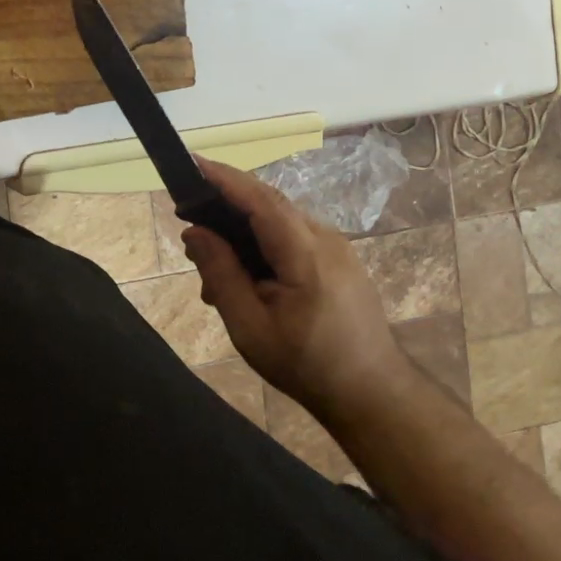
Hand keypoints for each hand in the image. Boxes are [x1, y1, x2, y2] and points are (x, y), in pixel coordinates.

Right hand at [181, 157, 412, 421]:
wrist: (374, 396)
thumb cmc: (307, 366)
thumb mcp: (250, 328)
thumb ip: (221, 275)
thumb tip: (194, 232)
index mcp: (306, 255)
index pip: (260, 200)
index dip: (224, 179)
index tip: (191, 163)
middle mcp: (325, 240)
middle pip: (269, 203)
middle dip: (225, 202)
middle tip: (186, 218)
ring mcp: (336, 249)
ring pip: (279, 220)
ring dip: (241, 227)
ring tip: (210, 260)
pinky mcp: (338, 261)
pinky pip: (292, 236)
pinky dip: (261, 241)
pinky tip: (243, 273)